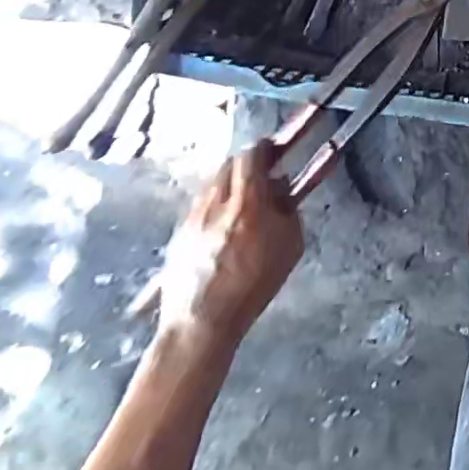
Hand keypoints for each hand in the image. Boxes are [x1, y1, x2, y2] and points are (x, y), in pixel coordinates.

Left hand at [158, 140, 303, 341]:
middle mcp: (214, 205)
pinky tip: (225, 226)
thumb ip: (288, 209)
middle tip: (262, 173)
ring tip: (244, 201)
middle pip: (227, 166)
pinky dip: (215, 205)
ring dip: (230, 184)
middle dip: (246, 164)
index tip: (272, 148)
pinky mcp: (178, 235)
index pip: (250, 158)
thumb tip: (280, 189)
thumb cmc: (255, 283)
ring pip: (211, 185)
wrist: (203, 322)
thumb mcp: (290, 243)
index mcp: (246, 204)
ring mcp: (192, 219)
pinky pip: (200, 206)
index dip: (263, 148)